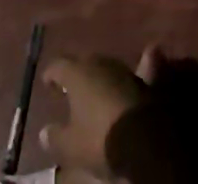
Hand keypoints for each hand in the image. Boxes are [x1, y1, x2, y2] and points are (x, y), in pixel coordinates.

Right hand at [42, 49, 197, 183]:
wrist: (145, 142)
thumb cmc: (101, 139)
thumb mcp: (71, 146)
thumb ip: (55, 137)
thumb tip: (44, 133)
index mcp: (76, 73)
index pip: (58, 66)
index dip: (51, 75)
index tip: (48, 84)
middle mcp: (99, 64)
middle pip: (84, 63)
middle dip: (77, 74)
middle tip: (72, 89)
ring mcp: (124, 70)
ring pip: (108, 67)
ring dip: (102, 75)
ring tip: (98, 88)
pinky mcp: (145, 82)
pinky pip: (145, 67)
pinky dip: (146, 62)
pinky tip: (154, 50)